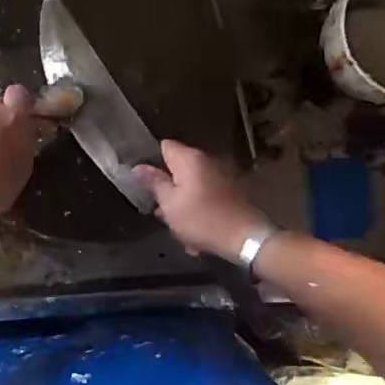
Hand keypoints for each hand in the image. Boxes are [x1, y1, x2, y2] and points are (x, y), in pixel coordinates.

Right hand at [134, 140, 272, 259]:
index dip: (152, 161)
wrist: (246, 238)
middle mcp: (208, 161)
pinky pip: (207, 196)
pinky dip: (200, 209)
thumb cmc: (202, 219)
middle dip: (168, 186)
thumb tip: (138, 167)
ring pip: (193, 185)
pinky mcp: (233, 191)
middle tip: (160, 209)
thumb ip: (154, 183)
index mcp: (190, 160)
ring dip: (183, 201)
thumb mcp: (170, 204)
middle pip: (179, 168)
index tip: (145, 180)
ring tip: (178, 225)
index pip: (165, 146)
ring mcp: (223, 175)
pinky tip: (196, 231)